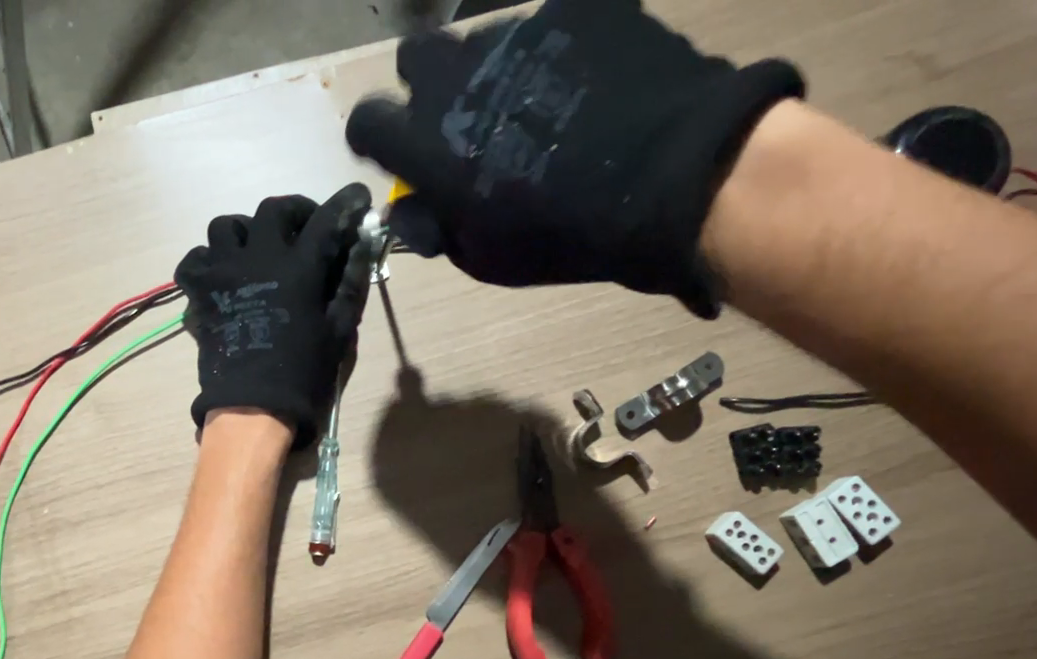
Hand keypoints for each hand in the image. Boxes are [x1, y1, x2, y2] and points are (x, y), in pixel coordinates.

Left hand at [174, 184, 374, 448]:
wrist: (253, 407)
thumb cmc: (304, 373)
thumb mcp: (340, 329)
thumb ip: (351, 283)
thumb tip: (362, 246)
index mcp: (299, 267)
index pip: (326, 219)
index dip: (345, 204)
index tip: (356, 199)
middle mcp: (258, 258)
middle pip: (272, 211)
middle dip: (293, 213)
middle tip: (303, 229)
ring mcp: (223, 273)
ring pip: (225, 227)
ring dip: (245, 232)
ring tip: (257, 251)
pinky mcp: (199, 293)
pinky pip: (194, 260)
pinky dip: (208, 261)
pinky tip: (223, 275)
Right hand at [344, 0, 803, 316]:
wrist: (669, 179)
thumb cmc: (564, 235)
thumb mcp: (483, 256)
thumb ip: (434, 224)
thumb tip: (411, 205)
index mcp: (425, 141)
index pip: (366, 120)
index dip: (378, 138)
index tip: (400, 154)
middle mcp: (455, 75)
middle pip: (415, 60)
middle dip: (428, 88)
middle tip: (466, 122)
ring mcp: (516, 33)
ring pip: (481, 41)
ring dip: (491, 71)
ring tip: (538, 105)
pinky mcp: (574, 7)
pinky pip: (549, 22)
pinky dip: (555, 50)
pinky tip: (586, 81)